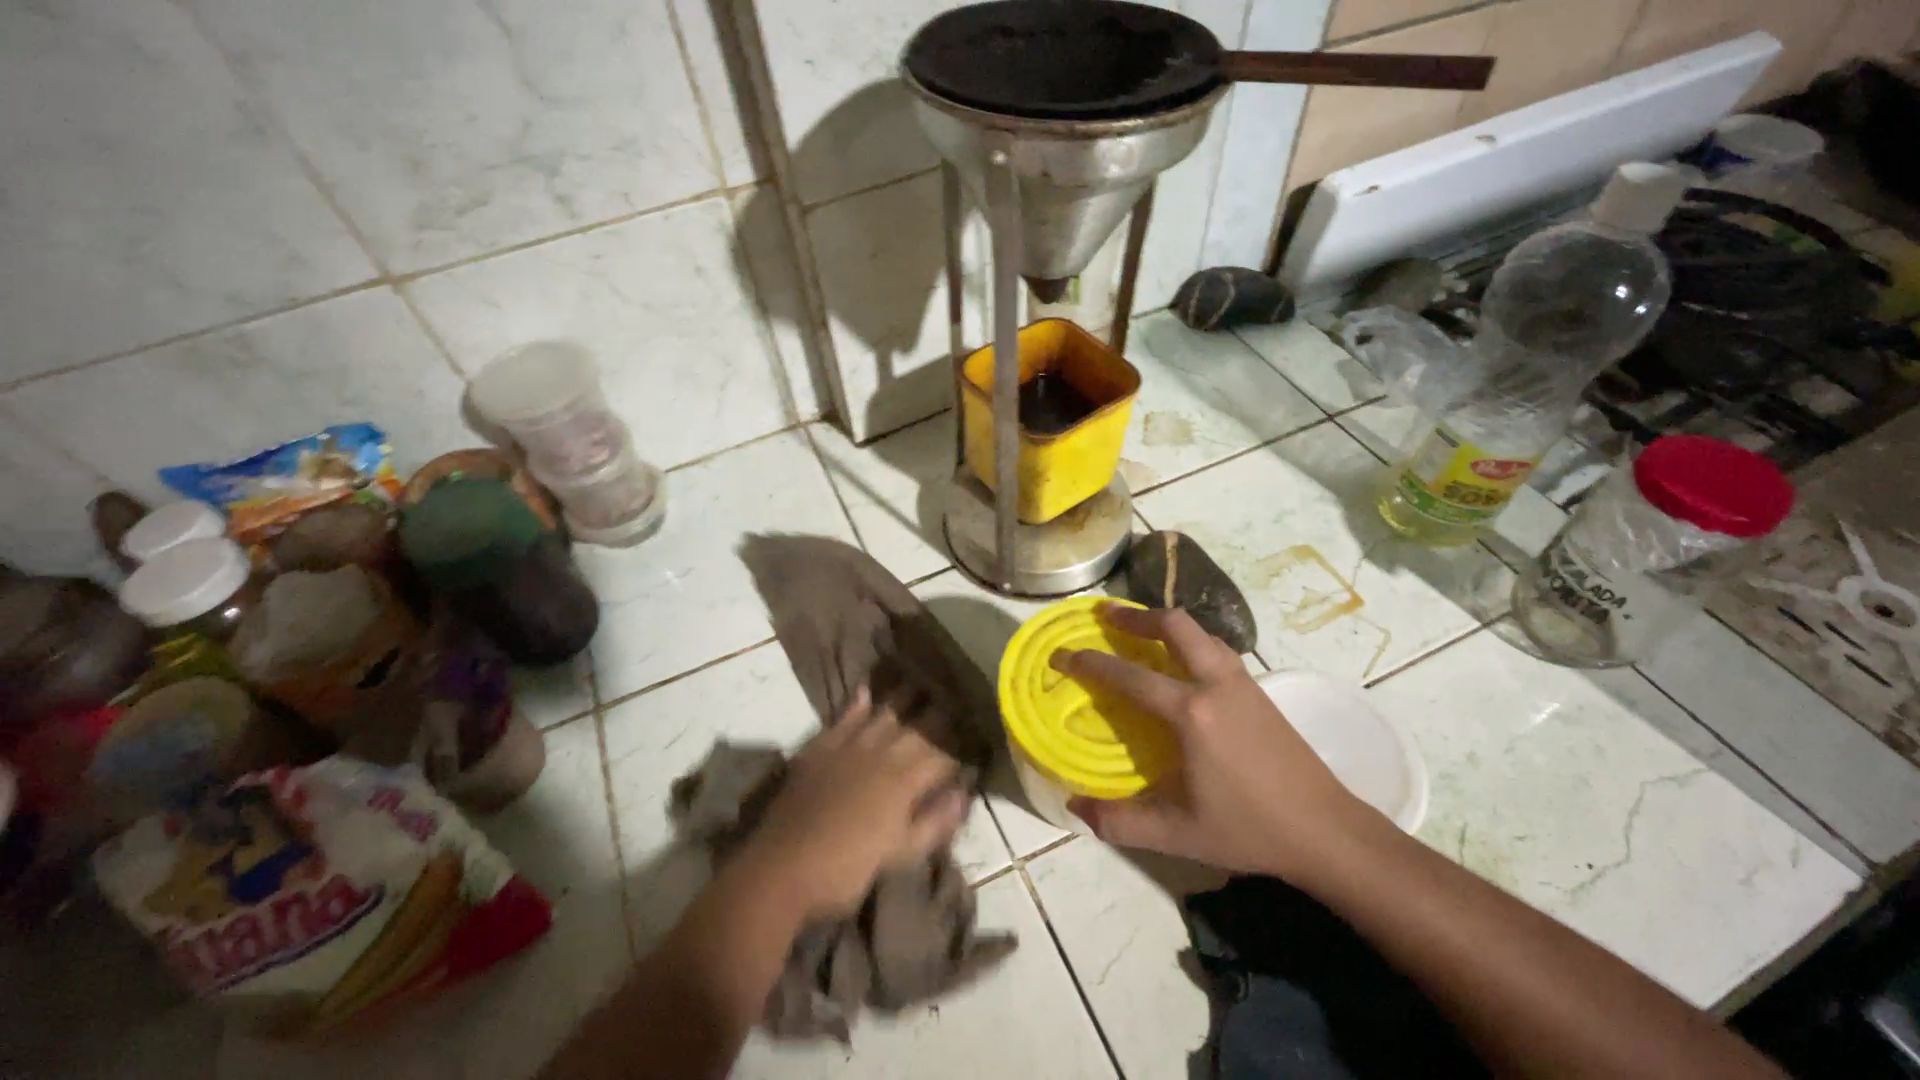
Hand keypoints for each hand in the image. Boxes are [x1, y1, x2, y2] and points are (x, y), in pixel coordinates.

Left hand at [732, 689, 970, 922]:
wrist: (781, 869)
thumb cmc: (846, 870)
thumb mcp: (900, 856)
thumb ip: (935, 822)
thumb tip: (963, 792)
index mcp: (904, 781)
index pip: (943, 754)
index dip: (962, 745)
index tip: (977, 732)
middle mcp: (880, 754)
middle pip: (917, 728)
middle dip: (939, 714)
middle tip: (956, 697)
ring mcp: (847, 748)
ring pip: (884, 715)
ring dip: (904, 699)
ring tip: (921, 683)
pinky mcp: (819, 749)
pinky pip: (843, 718)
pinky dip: (857, 703)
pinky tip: (866, 691)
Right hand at [1052, 604, 1369, 878]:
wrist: (1324, 829)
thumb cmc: (1248, 829)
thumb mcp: (1176, 833)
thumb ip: (1119, 821)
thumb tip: (1073, 806)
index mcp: (1191, 713)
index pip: (1129, 676)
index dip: (1089, 662)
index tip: (1061, 654)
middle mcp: (1217, 685)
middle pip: (1174, 627)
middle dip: (1135, 616)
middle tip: (1104, 616)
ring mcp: (1244, 684)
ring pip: (1201, 633)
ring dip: (1167, 625)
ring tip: (1141, 632)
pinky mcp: (1261, 693)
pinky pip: (1219, 649)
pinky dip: (1192, 642)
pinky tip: (1184, 664)